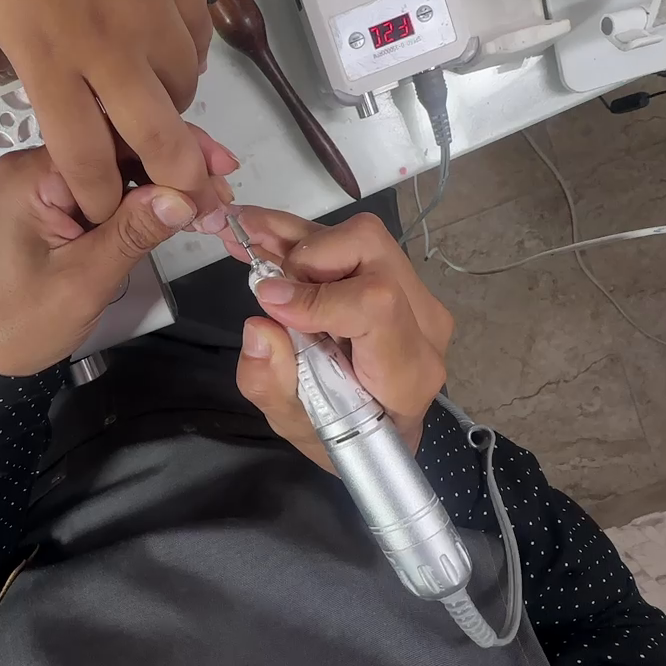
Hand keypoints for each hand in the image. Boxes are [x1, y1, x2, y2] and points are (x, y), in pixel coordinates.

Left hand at [0, 0, 219, 227]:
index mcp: (49, 55)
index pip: (87, 155)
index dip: (99, 197)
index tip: (102, 213)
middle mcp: (111, 41)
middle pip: (161, 135)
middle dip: (173, 180)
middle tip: (175, 197)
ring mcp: (151, 3)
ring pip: (187, 87)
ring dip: (173, 115)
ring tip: (151, 118)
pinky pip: (199, 37)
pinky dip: (189, 63)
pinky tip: (165, 62)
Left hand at [0, 137, 233, 375]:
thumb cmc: (24, 324)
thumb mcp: (84, 280)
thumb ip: (133, 233)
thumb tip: (186, 194)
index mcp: (34, 173)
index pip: (113, 140)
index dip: (172, 151)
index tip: (220, 173)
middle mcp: (37, 165)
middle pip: (117, 148)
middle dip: (175, 164)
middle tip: (226, 188)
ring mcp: (46, 184)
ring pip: (117, 168)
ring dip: (165, 182)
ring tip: (214, 201)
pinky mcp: (55, 204)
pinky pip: (106, 189)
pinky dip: (144, 199)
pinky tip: (180, 208)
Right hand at [227, 209, 454, 473]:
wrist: (378, 431)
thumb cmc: (343, 436)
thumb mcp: (295, 425)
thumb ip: (272, 383)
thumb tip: (259, 326)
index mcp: (406, 371)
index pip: (374, 303)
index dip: (315, 295)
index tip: (267, 301)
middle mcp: (423, 323)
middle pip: (370, 249)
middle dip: (306, 259)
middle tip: (270, 287)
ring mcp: (415, 294)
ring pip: (359, 234)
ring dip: (297, 239)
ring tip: (243, 234)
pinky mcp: (395, 277)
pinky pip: (351, 240)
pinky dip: (300, 234)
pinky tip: (258, 228)